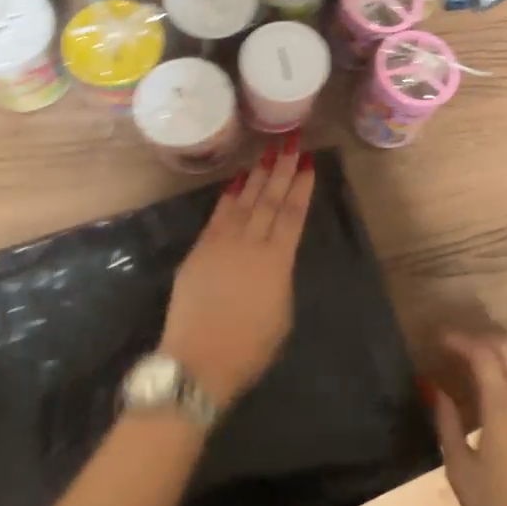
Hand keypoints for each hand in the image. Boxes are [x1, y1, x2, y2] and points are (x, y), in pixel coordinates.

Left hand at [159, 136, 314, 406]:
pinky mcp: (200, 251)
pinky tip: (238, 181)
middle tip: (291, 143)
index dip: (301, 188)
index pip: (292, 214)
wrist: (198, 362)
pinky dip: (229, 196)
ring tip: (269, 153)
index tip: (309, 163)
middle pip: (269, 200)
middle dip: (282, 170)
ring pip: (244, 202)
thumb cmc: (249, 348)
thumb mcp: (282, 313)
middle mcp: (251, 244)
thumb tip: (274, 259)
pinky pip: (218, 215)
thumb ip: (280, 278)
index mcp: (278, 261)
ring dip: (258, 176)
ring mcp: (222, 244)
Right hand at [431, 332, 506, 505]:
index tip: (438, 337)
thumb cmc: (492, 505)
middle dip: (482, 338)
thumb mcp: (458, 466)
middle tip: (455, 343)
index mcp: (502, 405)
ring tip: (475, 355)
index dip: (460, 340)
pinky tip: (497, 378)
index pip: (483, 355)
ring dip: (502, 349)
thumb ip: (446, 421)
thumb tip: (433, 387)